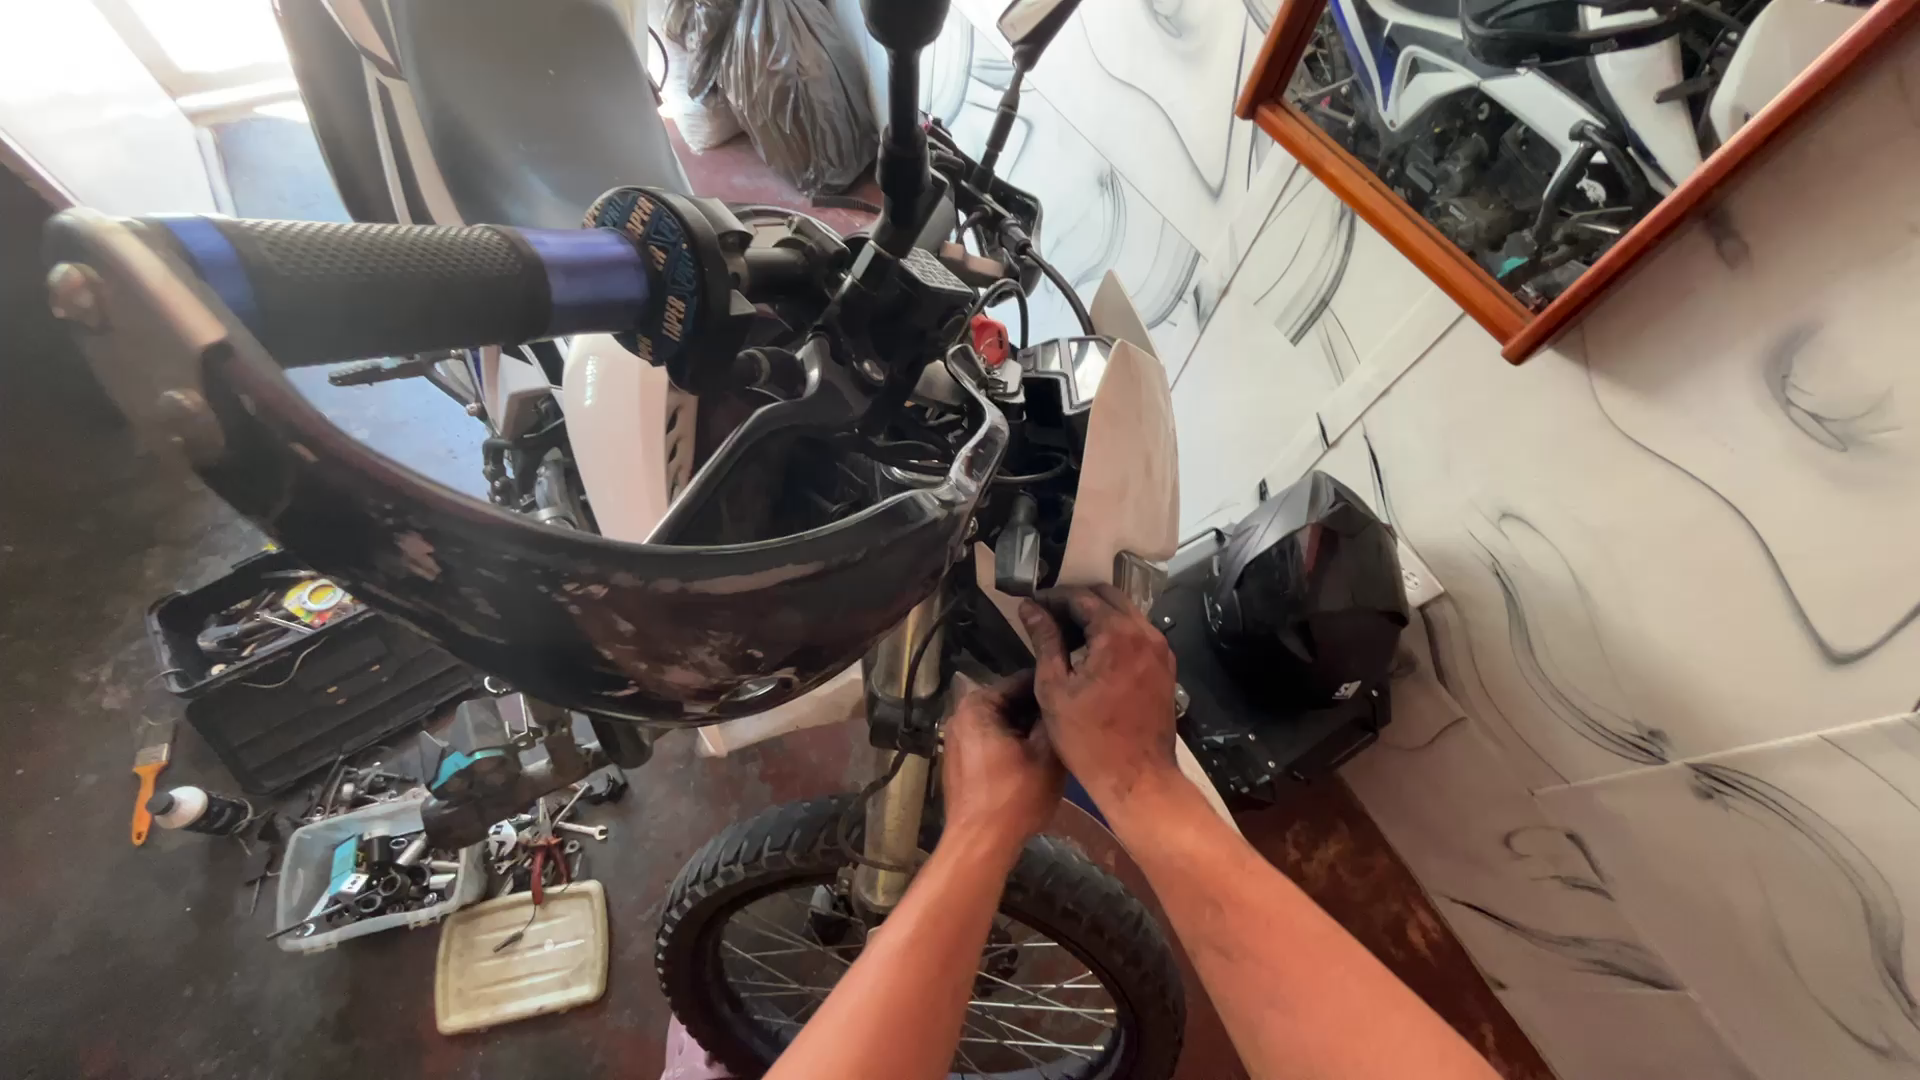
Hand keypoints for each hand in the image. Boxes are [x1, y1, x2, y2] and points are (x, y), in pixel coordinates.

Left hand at [941, 671, 1065, 853]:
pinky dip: (1013, 744)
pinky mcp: (961, 760)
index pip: (1022, 680)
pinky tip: (1036, 757)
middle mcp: (962, 714)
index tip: (1076, 692)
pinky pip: (992, 741)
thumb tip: (1059, 697)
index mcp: (979, 704)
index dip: (1051, 686)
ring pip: (1003, 723)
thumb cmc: (1015, 795)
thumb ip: (1052, 718)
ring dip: (1027, 729)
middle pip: (1010, 702)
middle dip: (1038, 710)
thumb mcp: (1046, 753)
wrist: (979, 842)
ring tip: (1059, 737)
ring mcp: (958, 739)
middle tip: (1071, 717)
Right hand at [1018, 584, 1179, 806]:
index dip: (1053, 598)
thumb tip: (1030, 609)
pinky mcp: (1165, 666)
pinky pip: (1137, 633)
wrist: (1137, 778)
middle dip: (1076, 600)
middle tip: (1047, 616)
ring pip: (1125, 612)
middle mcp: (1145, 633)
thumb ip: (1044, 641)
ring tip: (1066, 632)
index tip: (1032, 606)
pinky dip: (1114, 631)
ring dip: (1096, 614)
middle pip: (1108, 596)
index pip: (1081, 598)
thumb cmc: (1088, 738)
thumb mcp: (1054, 688)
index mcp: (1117, 635)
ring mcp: (1160, 649)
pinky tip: (1092, 650)